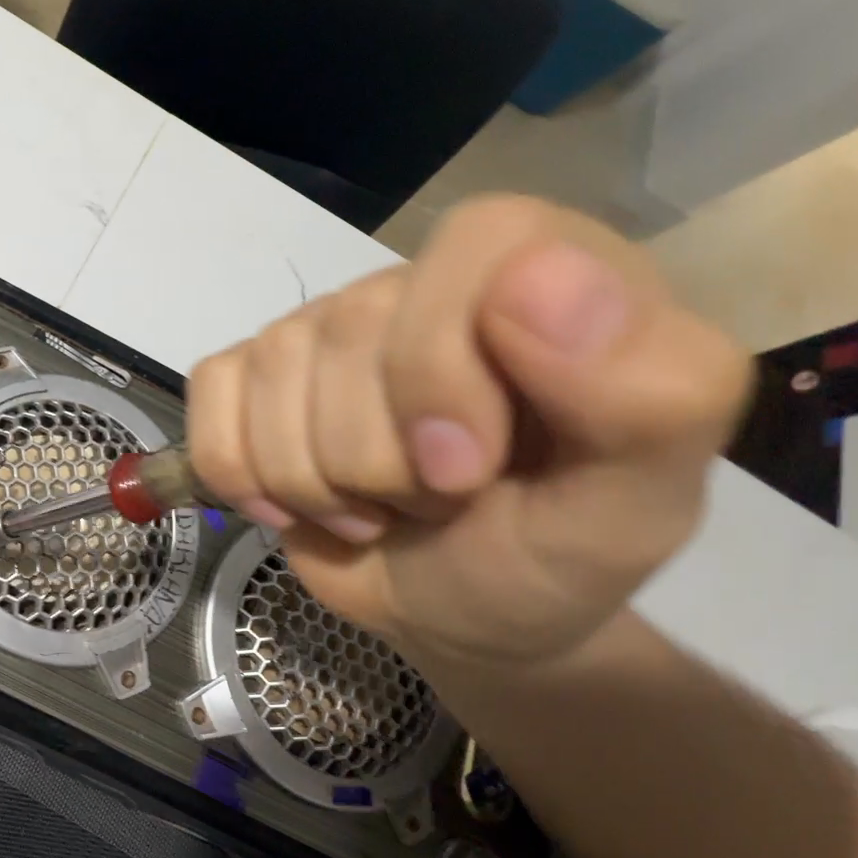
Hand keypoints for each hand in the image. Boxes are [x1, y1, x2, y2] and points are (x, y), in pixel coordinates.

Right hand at [187, 196, 752, 664]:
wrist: (455, 612)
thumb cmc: (550, 559)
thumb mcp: (634, 510)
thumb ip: (648, 396)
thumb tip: (541, 277)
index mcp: (543, 276)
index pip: (471, 245)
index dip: (443, 362)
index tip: (461, 470)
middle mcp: (419, 283)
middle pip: (347, 325)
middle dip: (377, 456)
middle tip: (432, 501)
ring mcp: (320, 327)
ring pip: (271, 372)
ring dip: (316, 482)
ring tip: (376, 508)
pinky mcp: (247, 375)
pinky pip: (210, 400)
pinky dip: (243, 475)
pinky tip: (295, 502)